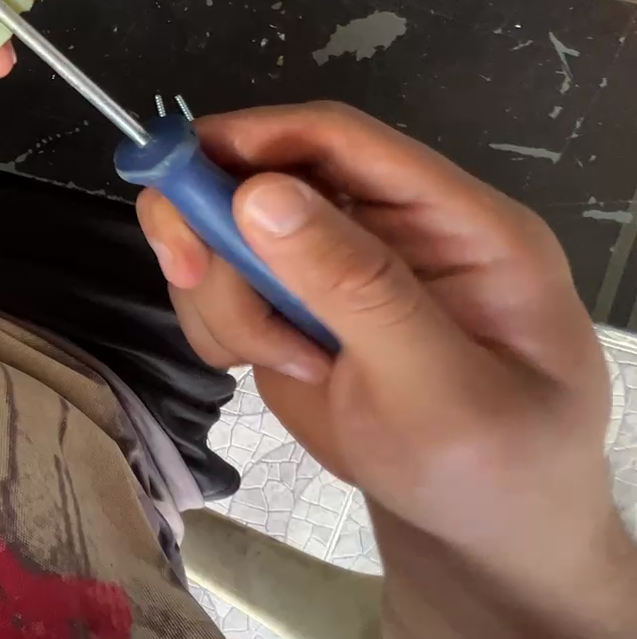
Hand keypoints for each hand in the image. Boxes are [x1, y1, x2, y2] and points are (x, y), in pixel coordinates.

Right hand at [137, 102, 634, 633]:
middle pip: (249, 171)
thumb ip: (356, 287)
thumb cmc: (488, 467)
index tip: (176, 169)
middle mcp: (376, 222)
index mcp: (450, 221)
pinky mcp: (272, 291)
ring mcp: (317, 257)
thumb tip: (259, 195)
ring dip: (218, 294)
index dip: (251, 137)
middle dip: (207, 224)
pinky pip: (203, 277)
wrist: (463, 528)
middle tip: (187, 274)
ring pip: (212, 229)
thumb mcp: (437, 386)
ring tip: (275, 357)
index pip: (338, 138)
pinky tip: (260, 361)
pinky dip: (209, 320)